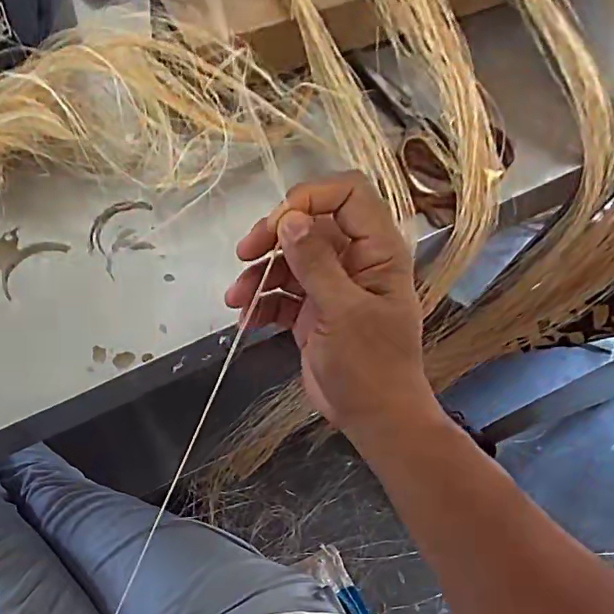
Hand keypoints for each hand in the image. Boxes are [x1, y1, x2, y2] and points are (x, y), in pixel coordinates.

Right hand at [223, 172, 440, 436]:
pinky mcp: (313, 316)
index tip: (278, 223)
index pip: (348, 195)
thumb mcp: (343, 313)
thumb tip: (289, 220)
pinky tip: (248, 321)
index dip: (311, 198)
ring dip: (259, 277)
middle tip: (245, 254)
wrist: (374, 418)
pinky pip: (282, 297)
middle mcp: (354, 263)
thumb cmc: (372, 367)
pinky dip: (262, 305)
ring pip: (289, 263)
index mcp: (377, 252)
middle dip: (273, 238)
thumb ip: (316, 264)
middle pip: (309, 226)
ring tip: (236, 300)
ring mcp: (331, 289)